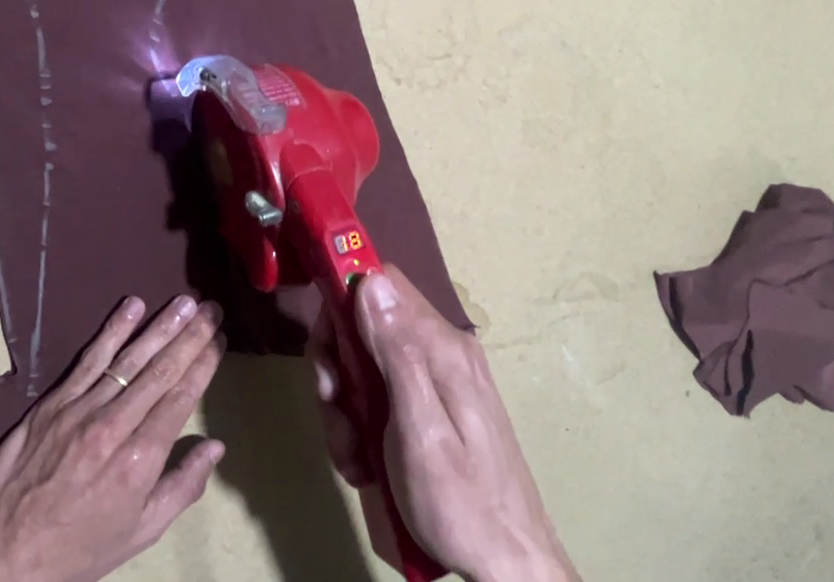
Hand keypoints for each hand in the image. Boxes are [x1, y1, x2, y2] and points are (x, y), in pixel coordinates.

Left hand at [0, 295, 227, 581]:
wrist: (6, 550)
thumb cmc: (80, 548)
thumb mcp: (141, 532)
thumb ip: (182, 487)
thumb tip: (215, 447)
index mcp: (140, 461)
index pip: (180, 399)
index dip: (203, 366)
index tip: (220, 340)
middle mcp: (114, 426)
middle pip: (159, 371)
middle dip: (190, 337)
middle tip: (212, 309)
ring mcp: (81, 409)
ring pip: (128, 358)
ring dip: (159, 327)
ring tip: (184, 302)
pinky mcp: (54, 401)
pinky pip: (89, 359)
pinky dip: (112, 330)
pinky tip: (132, 307)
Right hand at [309, 265, 578, 581]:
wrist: (509, 570)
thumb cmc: (460, 503)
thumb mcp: (418, 428)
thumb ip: (394, 351)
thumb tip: (370, 280)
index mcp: (441, 347)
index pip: (380, 282)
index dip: (340, 300)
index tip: (324, 346)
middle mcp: (441, 351)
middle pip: (364, 325)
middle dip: (336, 366)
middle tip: (334, 408)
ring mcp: (437, 380)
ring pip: (365, 363)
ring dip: (344, 405)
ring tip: (352, 454)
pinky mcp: (431, 406)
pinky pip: (379, 394)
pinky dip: (360, 423)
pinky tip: (364, 462)